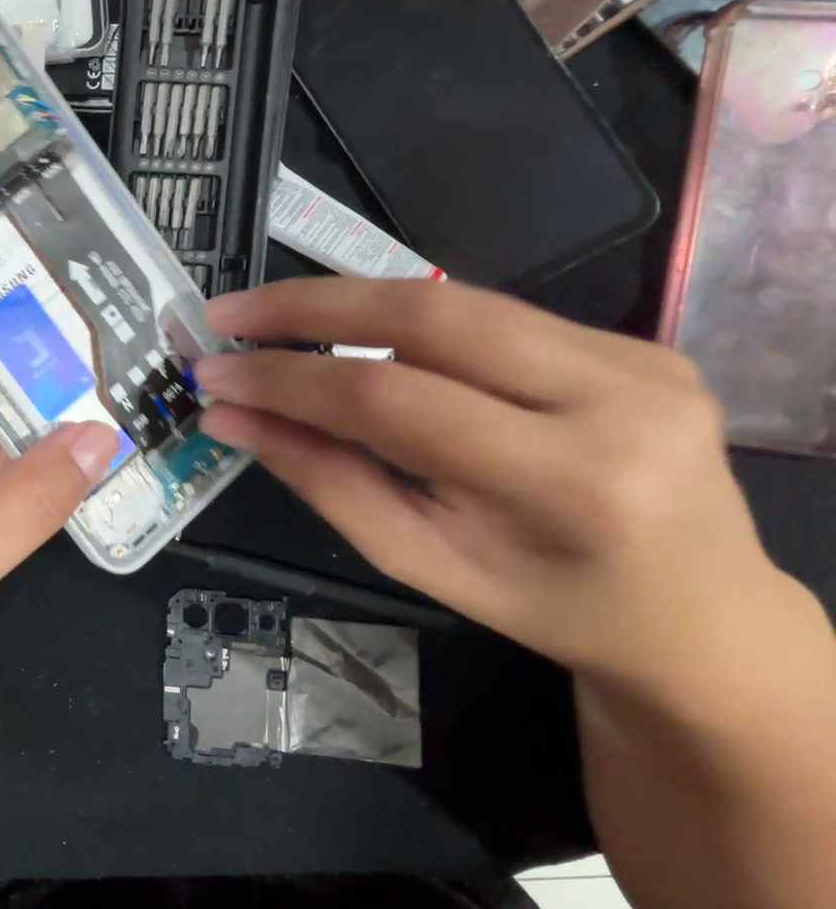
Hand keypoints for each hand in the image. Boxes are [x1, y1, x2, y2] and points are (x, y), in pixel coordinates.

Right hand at [193, 277, 811, 696]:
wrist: (697, 610)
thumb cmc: (544, 603)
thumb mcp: (419, 560)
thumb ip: (322, 479)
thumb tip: (229, 416)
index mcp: (568, 483)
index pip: (391, 399)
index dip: (286, 377)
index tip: (211, 372)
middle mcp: (618, 398)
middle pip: (427, 316)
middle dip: (308, 305)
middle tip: (227, 315)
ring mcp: (636, 356)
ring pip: (452, 299)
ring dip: (345, 300)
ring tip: (267, 315)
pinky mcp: (631, 338)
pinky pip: (484, 312)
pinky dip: (397, 317)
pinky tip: (348, 331)